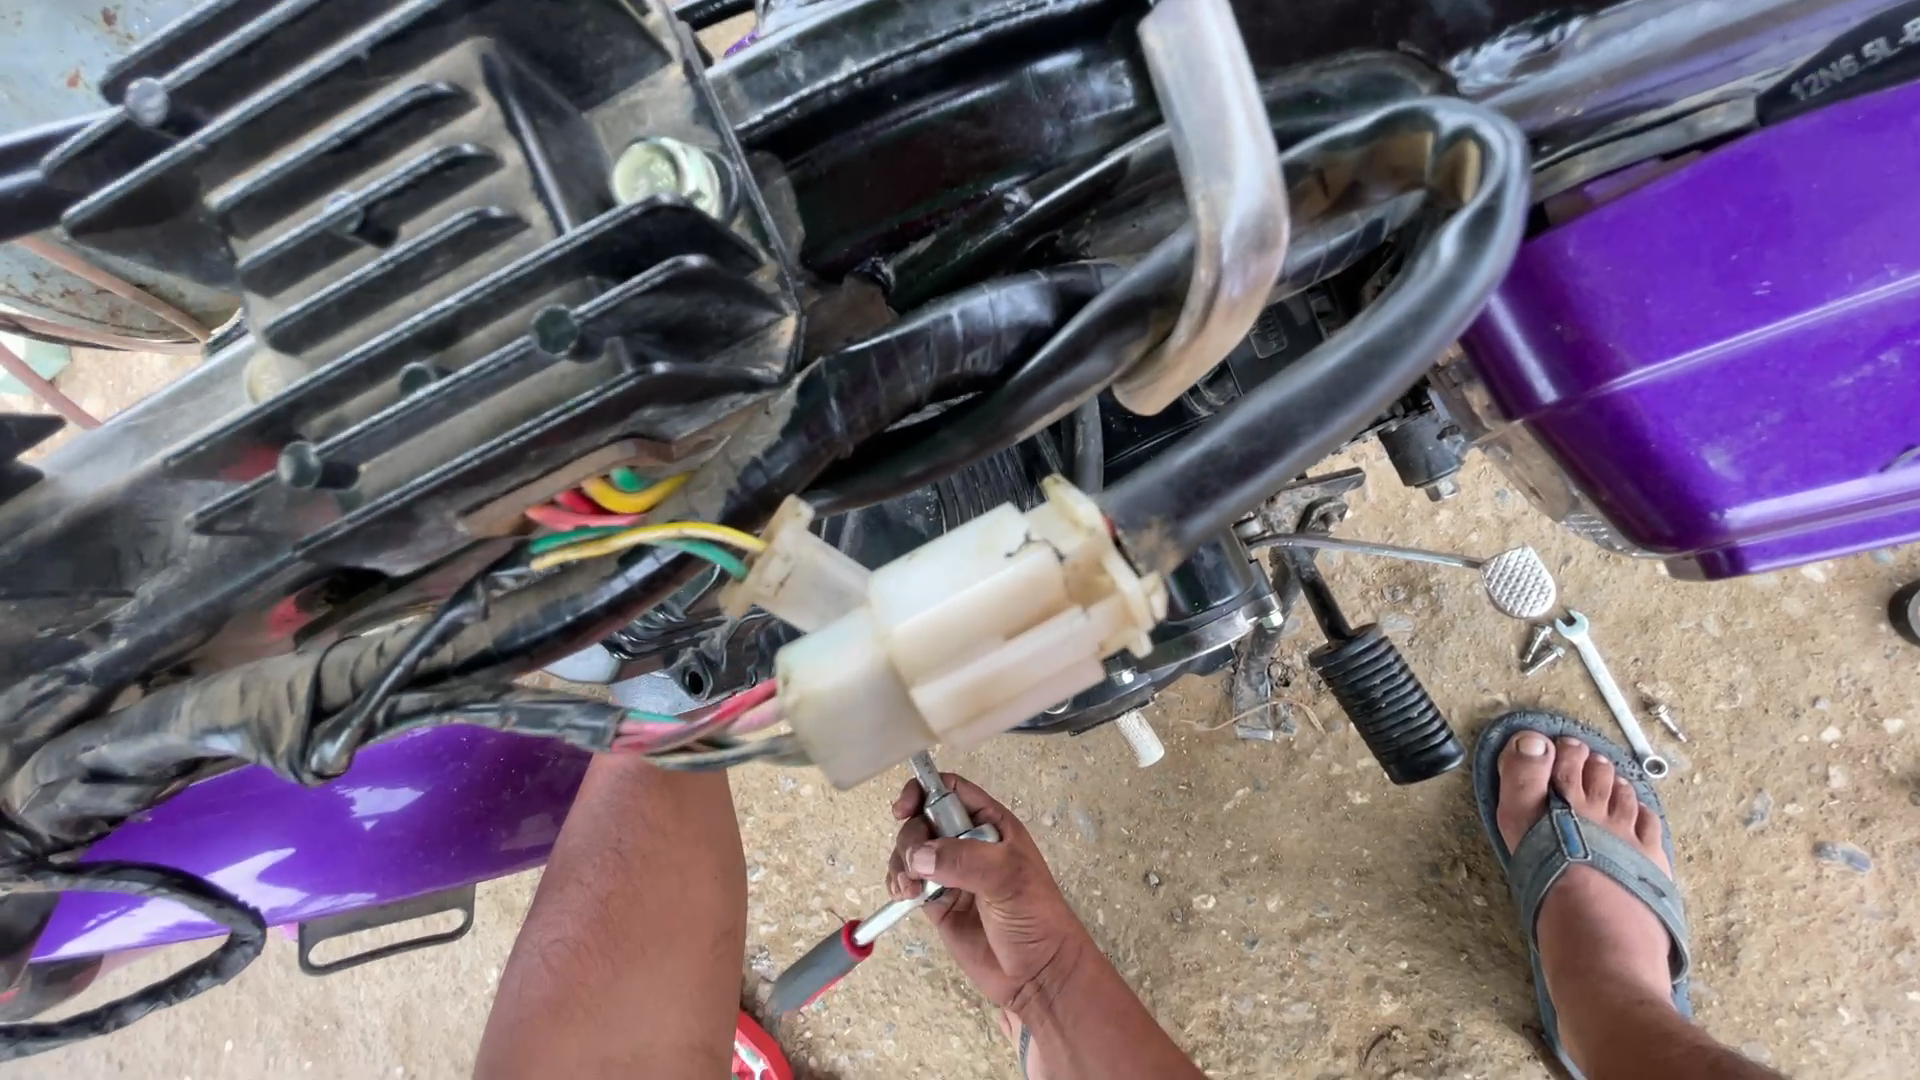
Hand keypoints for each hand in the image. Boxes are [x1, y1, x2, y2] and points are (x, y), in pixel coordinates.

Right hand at [886, 774, 1090, 1009]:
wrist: (1038, 974)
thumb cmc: (1034, 914)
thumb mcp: (1008, 876)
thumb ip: (965, 860)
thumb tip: (918, 856)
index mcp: (989, 823)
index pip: (951, 790)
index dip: (924, 791)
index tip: (904, 809)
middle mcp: (967, 842)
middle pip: (923, 820)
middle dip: (911, 837)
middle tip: (913, 865)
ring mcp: (951, 872)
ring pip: (912, 850)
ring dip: (900, 862)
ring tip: (908, 887)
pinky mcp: (937, 902)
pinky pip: (909, 881)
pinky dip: (898, 883)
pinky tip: (903, 894)